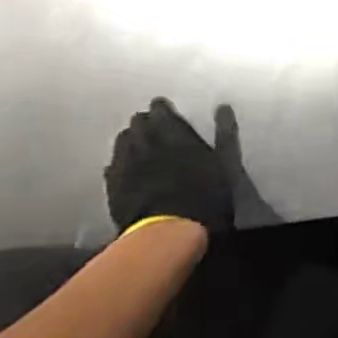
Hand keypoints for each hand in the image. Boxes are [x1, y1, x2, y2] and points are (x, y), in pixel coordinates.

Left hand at [104, 99, 234, 234]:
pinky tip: (127, 168)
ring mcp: (125, 164)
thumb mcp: (224, 162)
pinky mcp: (113, 186)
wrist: (170, 230)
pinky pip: (113, 165)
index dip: (162, 108)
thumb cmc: (205, 194)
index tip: (166, 109)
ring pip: (121, 141)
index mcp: (172, 133)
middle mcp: (144, 143)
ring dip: (131, 139)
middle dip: (145, 122)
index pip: (160, 110)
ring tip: (139, 144)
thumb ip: (224, 133)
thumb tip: (223, 107)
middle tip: (154, 126)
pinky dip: (120, 162)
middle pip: (137, 123)